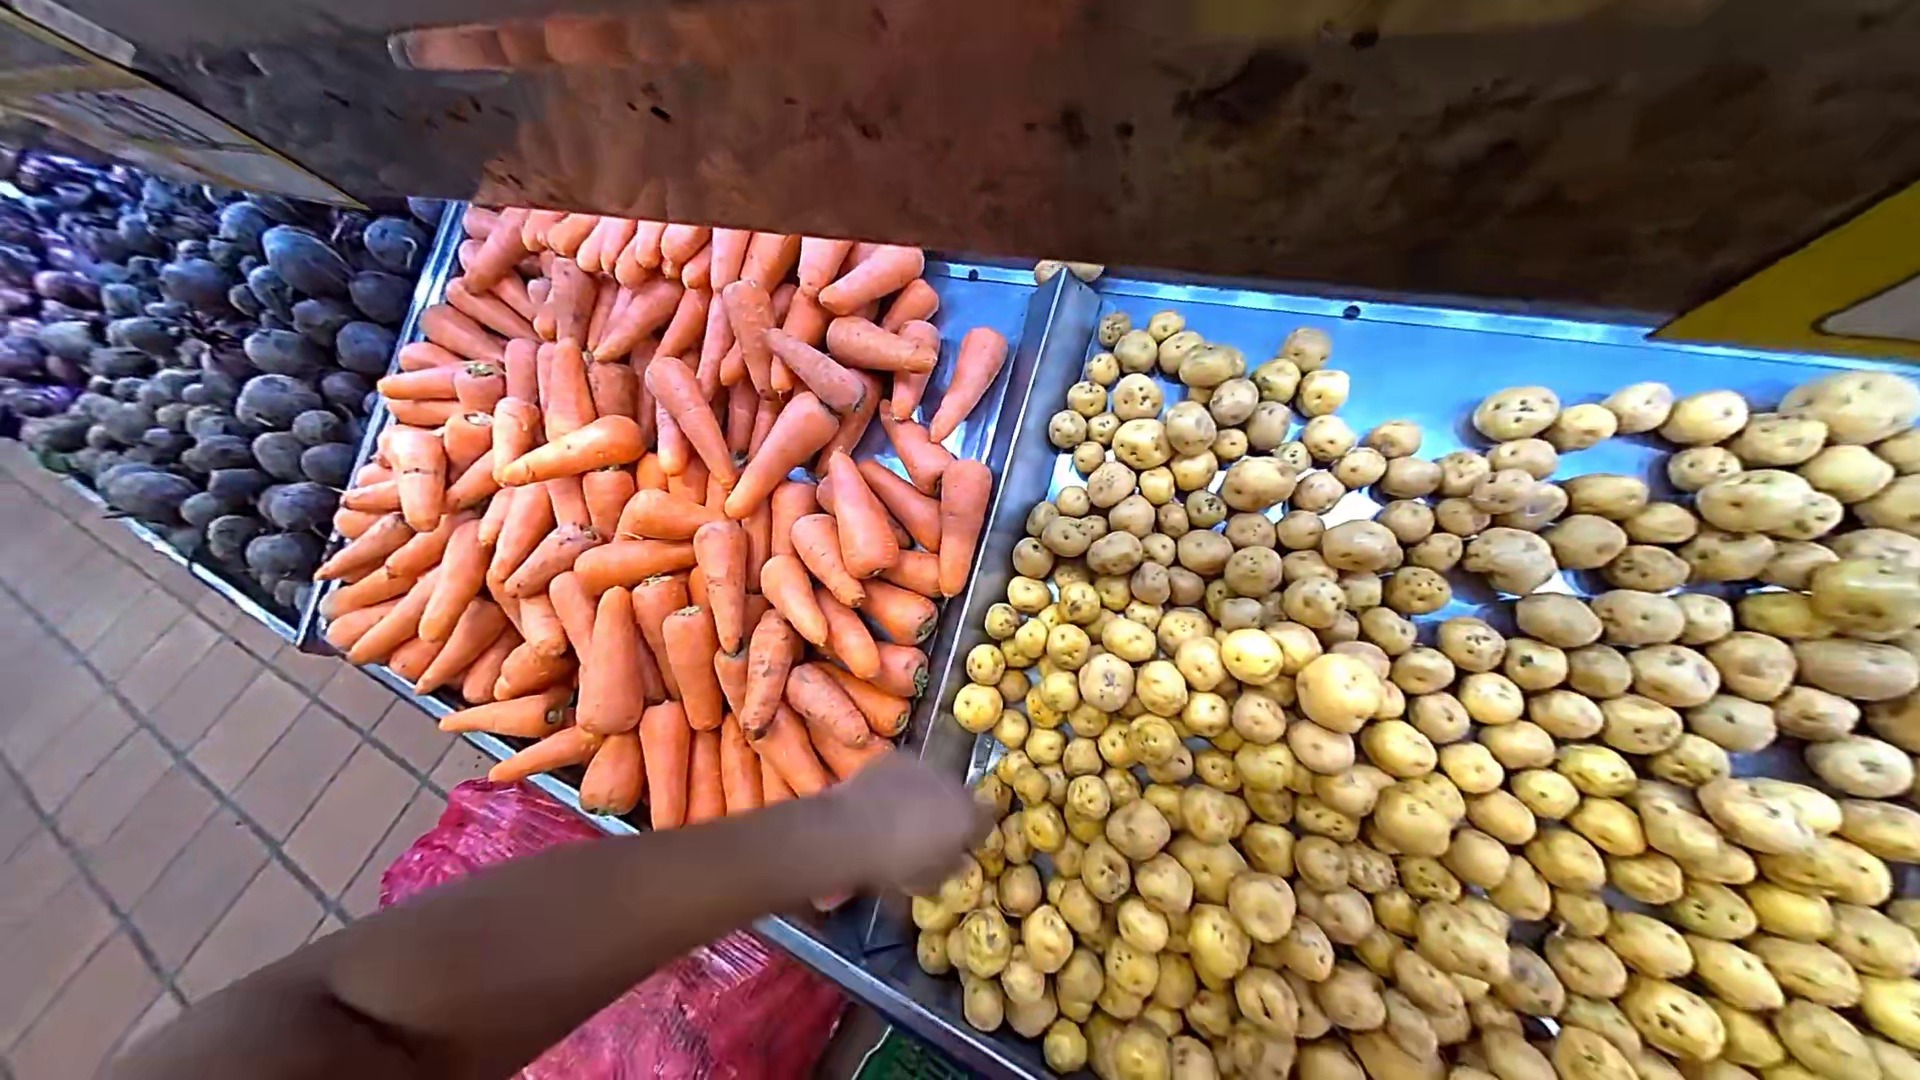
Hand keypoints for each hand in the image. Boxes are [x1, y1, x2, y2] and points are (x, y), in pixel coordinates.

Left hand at [823, 753, 994, 894]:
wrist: (848, 831)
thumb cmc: (891, 864)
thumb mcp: (927, 881)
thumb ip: (950, 867)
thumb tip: (958, 860)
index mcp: (965, 816)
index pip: (989, 816)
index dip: (978, 828)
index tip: (967, 839)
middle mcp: (951, 784)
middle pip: (961, 794)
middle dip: (951, 809)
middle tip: (933, 829)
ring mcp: (923, 765)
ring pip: (935, 780)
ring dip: (928, 793)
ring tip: (905, 813)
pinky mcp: (897, 757)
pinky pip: (908, 771)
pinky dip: (903, 782)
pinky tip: (886, 798)